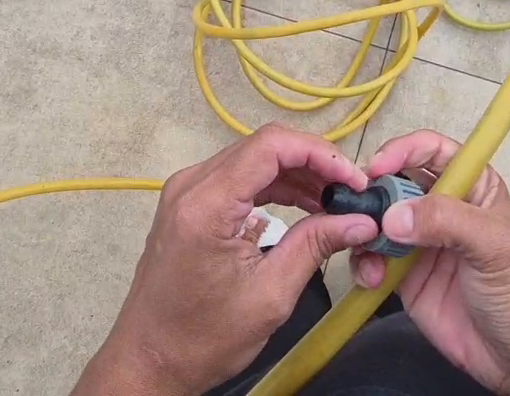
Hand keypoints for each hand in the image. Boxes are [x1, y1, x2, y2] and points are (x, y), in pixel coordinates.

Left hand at [74, 125, 378, 395]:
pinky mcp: (192, 199)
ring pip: (256, 157)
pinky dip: (276, 183)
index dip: (319, 153)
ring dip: (298, 172)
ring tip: (334, 199)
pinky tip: (306, 203)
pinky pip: (242, 174)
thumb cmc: (204, 338)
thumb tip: (363, 221)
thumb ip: (315, 245)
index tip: (352, 179)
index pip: (271, 146)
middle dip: (314, 161)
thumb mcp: (270, 296)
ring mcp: (189, 188)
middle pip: (265, 146)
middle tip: (350, 189)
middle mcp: (192, 183)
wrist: (147, 362)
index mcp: (207, 204)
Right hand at [351, 131, 509, 395]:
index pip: (432, 150)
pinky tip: (371, 276)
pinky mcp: (402, 273)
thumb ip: (445, 220)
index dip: (404, 149)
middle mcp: (441, 205)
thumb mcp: (491, 245)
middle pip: (397, 179)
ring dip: (365, 227)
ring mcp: (420, 239)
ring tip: (365, 246)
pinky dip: (364, 261)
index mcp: (471, 184)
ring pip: (379, 217)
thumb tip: (393, 215)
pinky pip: (372, 255)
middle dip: (376, 190)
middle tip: (360, 208)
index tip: (378, 166)